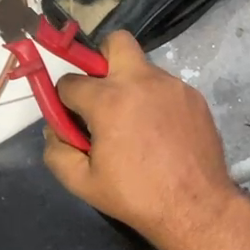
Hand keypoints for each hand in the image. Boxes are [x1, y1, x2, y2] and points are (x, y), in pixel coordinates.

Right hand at [43, 32, 243, 235]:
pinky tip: (158, 134)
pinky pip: (164, 87)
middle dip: (100, 60)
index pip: (70, 81)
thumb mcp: (80, 182)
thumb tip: (54, 130)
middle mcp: (141, 82)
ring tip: (134, 126)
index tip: (71, 119)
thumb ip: (56, 150)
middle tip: (100, 94)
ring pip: (141, 68)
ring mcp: (172, 86)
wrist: (195, 207)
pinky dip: (153, 102)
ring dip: (129, 87)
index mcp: (108, 101)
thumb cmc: (134, 196)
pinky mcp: (194, 97)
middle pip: (115, 42)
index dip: (64, 100)